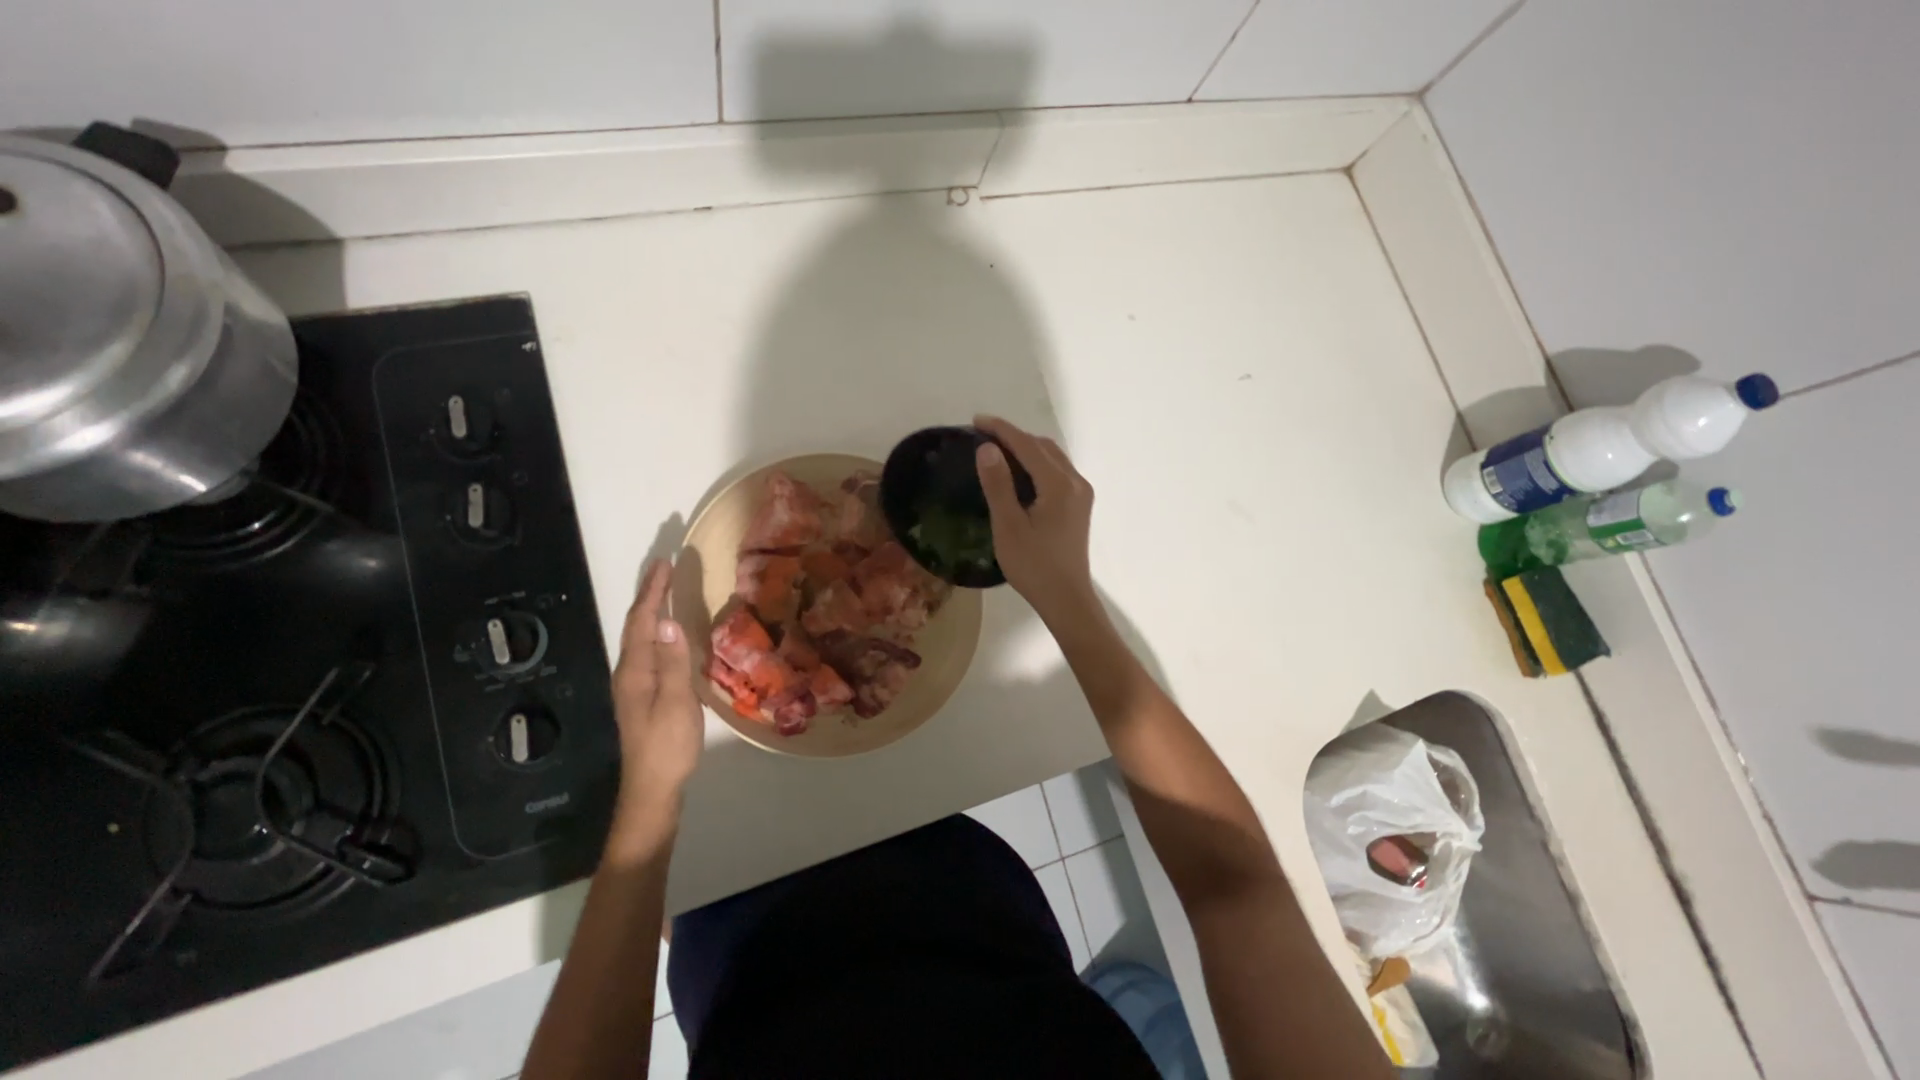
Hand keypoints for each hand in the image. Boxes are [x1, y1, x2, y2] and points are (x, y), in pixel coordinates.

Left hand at [612, 560, 703, 803]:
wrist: (653, 788)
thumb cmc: (667, 745)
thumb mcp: (676, 702)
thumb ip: (673, 661)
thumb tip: (666, 621)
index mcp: (635, 670)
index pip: (642, 621)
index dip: (653, 591)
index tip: (665, 563)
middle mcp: (629, 673)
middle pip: (636, 626)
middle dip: (649, 595)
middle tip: (665, 569)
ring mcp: (633, 686)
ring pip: (640, 638)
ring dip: (651, 612)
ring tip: (666, 592)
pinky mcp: (642, 696)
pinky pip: (647, 651)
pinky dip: (656, 632)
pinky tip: (668, 636)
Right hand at [974, 416, 1100, 627]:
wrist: (1066, 599)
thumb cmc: (1033, 566)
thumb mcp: (1009, 526)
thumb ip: (998, 485)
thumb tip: (987, 449)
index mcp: (1058, 485)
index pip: (1027, 445)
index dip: (1001, 430)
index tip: (975, 421)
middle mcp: (1075, 482)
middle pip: (1043, 447)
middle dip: (1014, 436)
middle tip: (983, 435)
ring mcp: (1081, 494)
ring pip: (1053, 458)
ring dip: (1027, 448)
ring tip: (998, 450)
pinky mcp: (1079, 506)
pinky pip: (1057, 472)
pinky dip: (1037, 464)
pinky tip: (1019, 473)